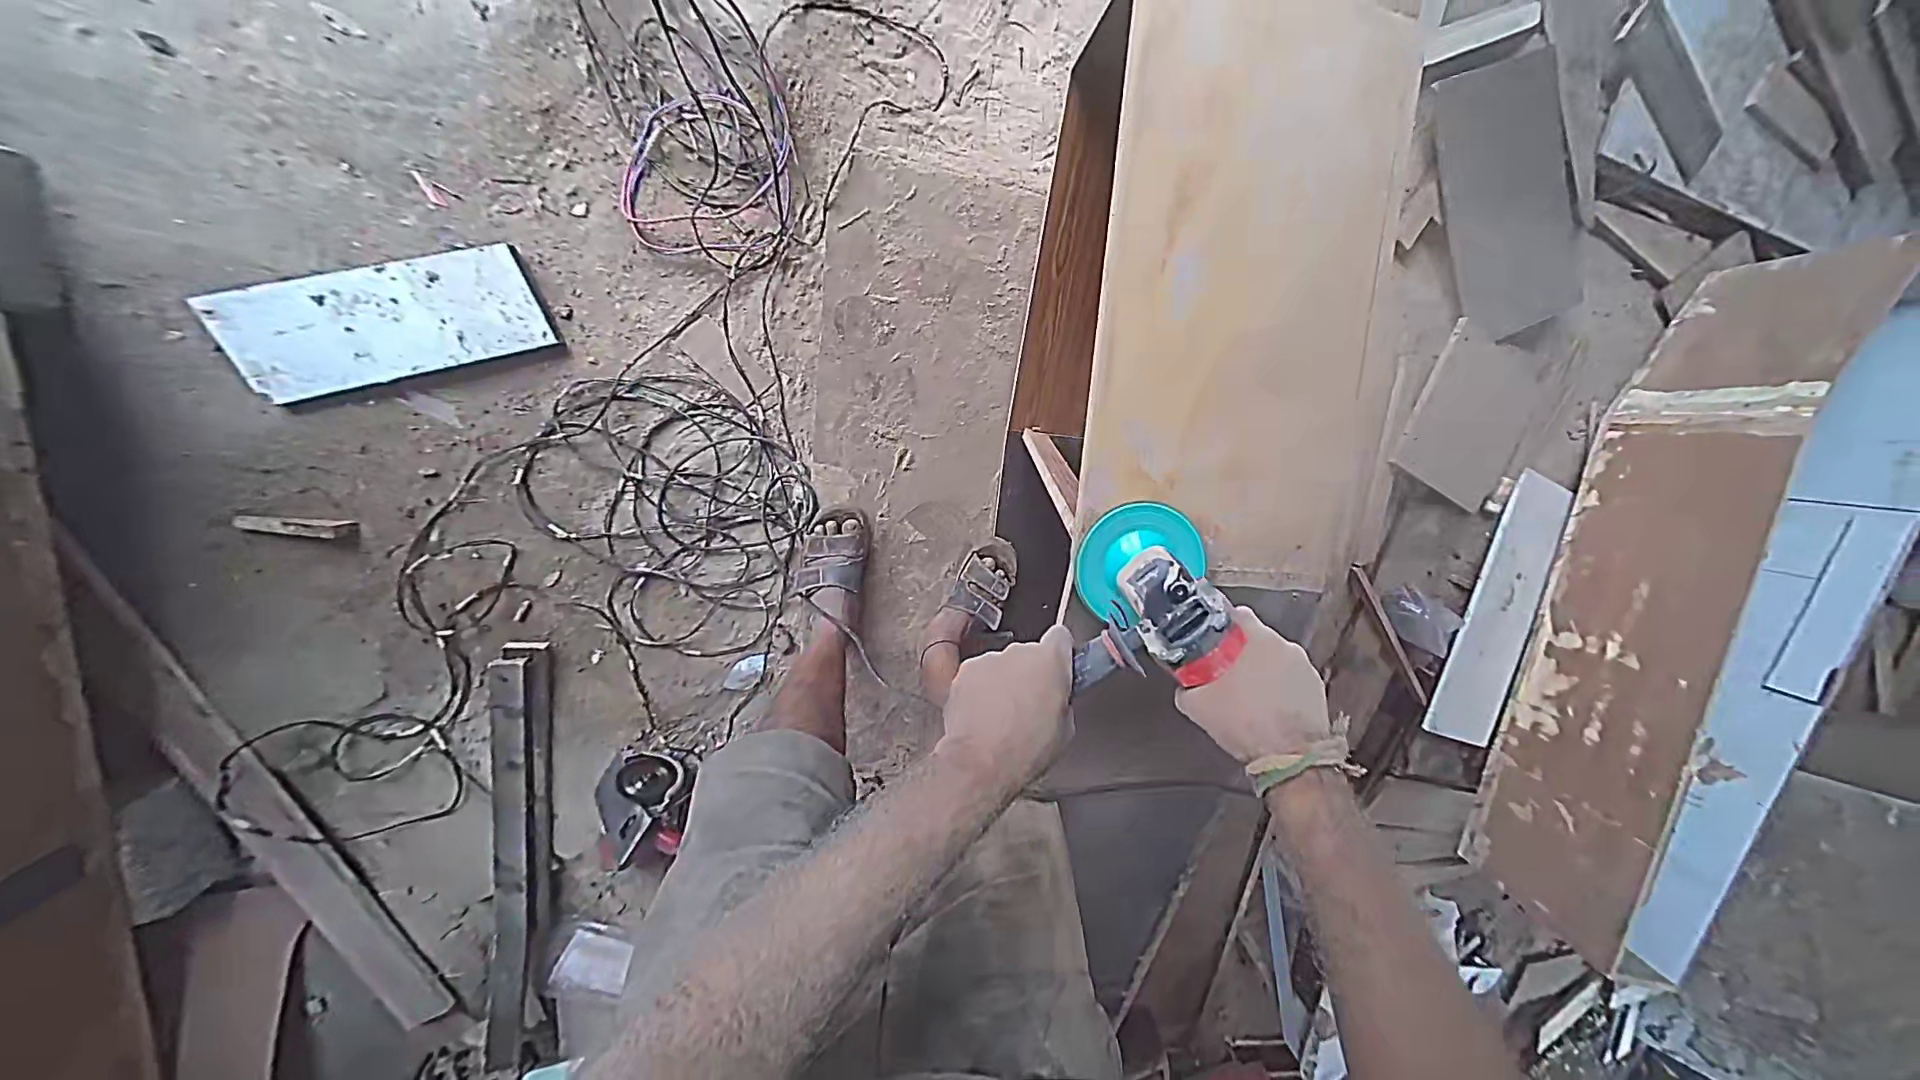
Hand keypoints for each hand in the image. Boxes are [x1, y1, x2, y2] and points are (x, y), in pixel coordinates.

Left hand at [935, 624, 1074, 787]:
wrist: (983, 761)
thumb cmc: (1025, 749)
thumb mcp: (1066, 728)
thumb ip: (1063, 699)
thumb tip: (1057, 699)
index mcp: (1051, 660)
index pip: (1060, 637)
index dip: (1060, 652)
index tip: (1058, 665)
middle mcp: (1019, 652)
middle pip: (1027, 654)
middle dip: (1028, 674)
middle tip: (1030, 704)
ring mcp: (989, 660)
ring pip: (1000, 666)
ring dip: (1002, 683)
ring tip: (1003, 716)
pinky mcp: (964, 672)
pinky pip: (977, 677)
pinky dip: (979, 691)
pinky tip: (983, 716)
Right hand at [1176, 607, 1330, 762]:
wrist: (1290, 758)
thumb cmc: (1244, 723)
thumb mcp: (1197, 706)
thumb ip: (1186, 687)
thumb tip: (1184, 685)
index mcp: (1255, 639)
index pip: (1236, 614)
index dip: (1220, 624)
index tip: (1210, 638)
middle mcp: (1283, 645)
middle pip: (1255, 636)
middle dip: (1239, 649)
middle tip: (1222, 669)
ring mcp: (1303, 665)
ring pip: (1274, 657)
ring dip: (1260, 667)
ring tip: (1246, 692)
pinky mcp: (1316, 686)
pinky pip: (1290, 676)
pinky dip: (1278, 685)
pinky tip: (1266, 705)